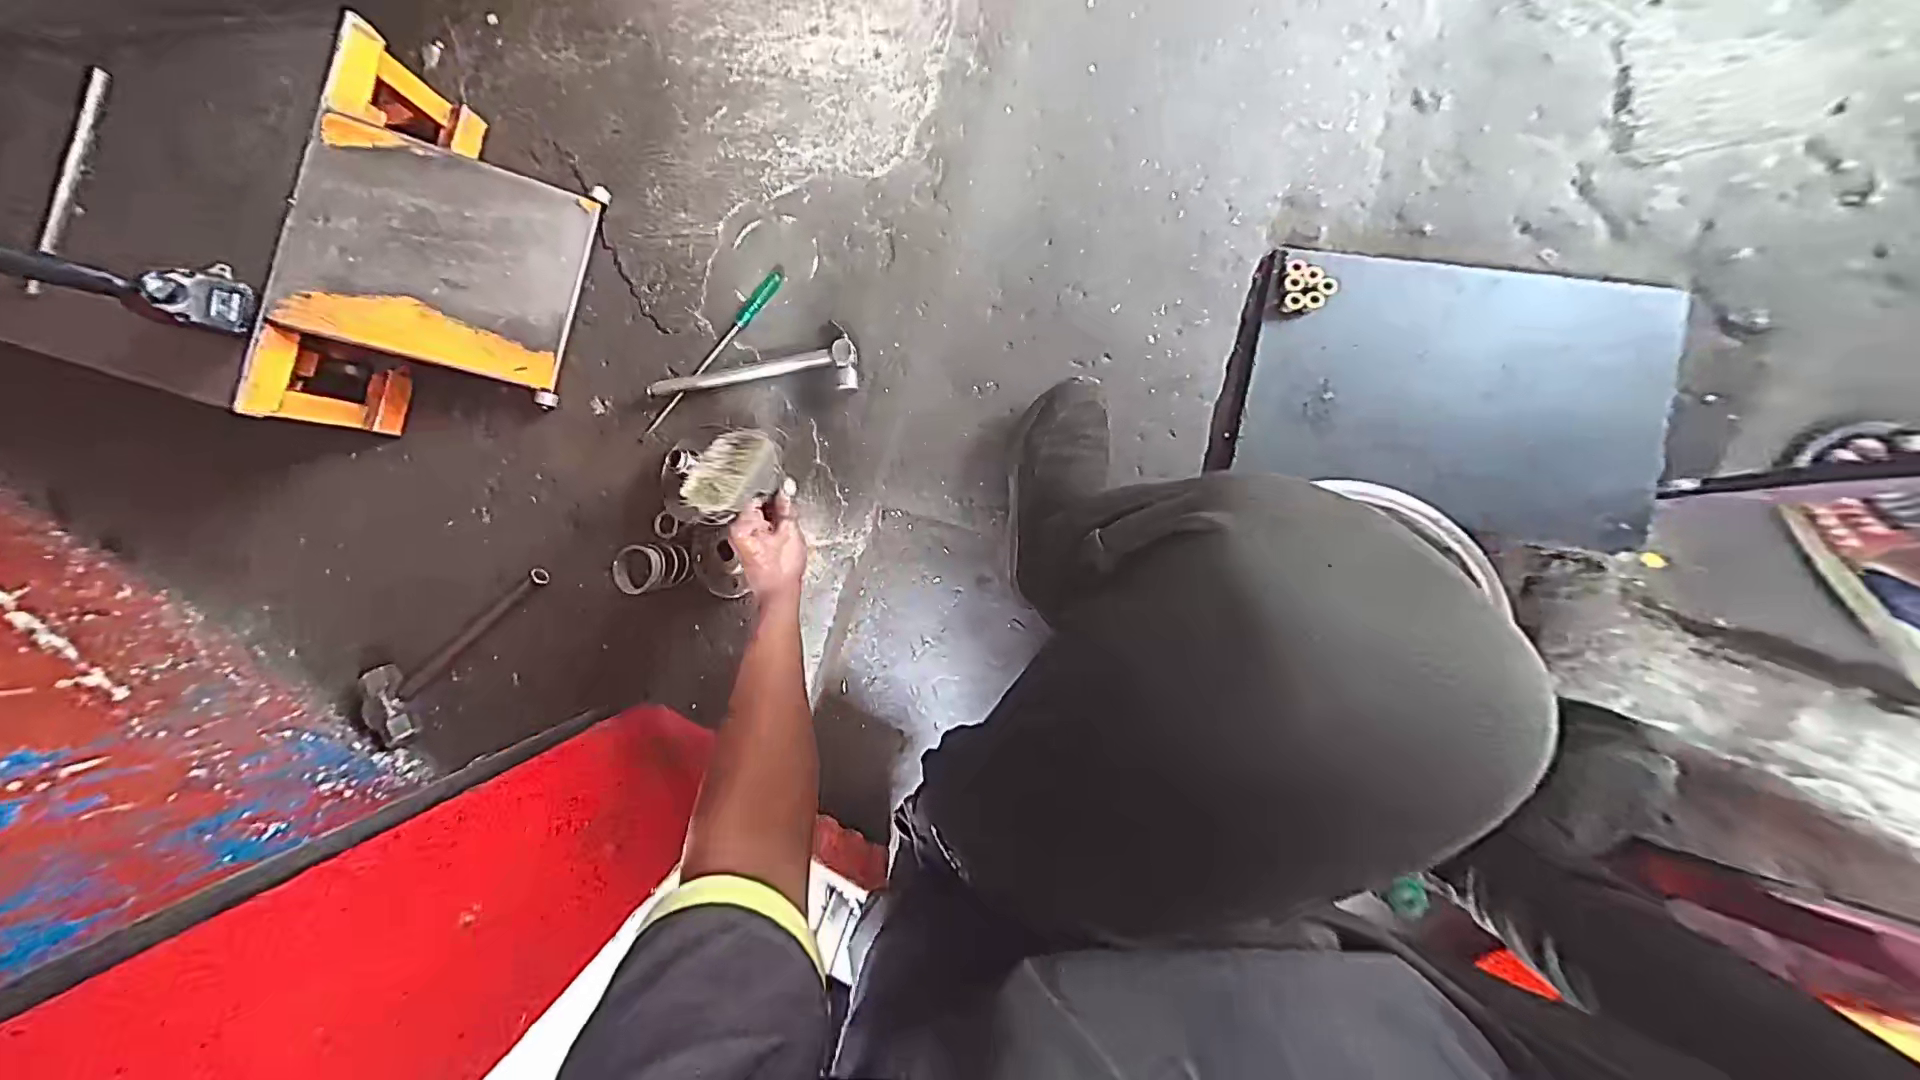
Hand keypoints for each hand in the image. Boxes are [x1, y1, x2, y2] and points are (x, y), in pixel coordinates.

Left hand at [729, 492, 807, 607]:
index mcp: (741, 525)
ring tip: (785, 533)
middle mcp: (736, 532)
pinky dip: (772, 531)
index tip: (786, 501)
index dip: (774, 498)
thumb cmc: (782, 570)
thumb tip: (786, 491)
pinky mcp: (749, 547)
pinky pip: (761, 530)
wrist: (779, 593)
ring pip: (761, 519)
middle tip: (788, 520)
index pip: (757, 498)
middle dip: (774, 510)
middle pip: (757, 508)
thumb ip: (786, 508)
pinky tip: (781, 541)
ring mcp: (741, 540)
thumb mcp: (790, 532)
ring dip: (774, 521)